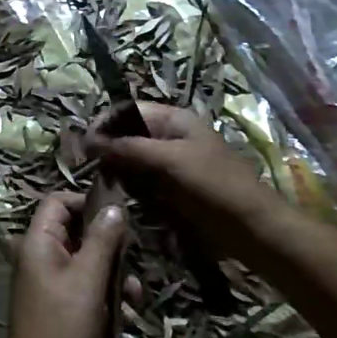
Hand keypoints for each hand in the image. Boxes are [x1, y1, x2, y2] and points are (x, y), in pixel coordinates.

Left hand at [3, 192, 125, 337]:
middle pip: (77, 232)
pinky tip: (126, 316)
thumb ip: (101, 241)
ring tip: (133, 299)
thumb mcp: (88, 282)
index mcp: (36, 243)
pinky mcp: (61, 306)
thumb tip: (114, 206)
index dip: (87, 202)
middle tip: (133, 262)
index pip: (57, 202)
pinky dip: (107, 296)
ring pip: (88, 262)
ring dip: (114, 275)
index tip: (121, 215)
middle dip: (109, 246)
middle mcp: (39, 257)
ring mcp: (49, 283)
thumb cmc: (64, 331)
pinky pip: (87, 288)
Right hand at [86, 102, 277, 253]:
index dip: (104, 123)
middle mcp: (168, 135)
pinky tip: (121, 194)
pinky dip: (128, 184)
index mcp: (173, 119)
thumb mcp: (169, 160)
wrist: (252, 227)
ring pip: (129, 157)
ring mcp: (169, 161)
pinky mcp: (170, 185)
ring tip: (104, 182)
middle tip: (89, 167)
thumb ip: (127, 147)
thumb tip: (89, 141)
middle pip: (126, 132)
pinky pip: (139, 178)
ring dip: (115, 168)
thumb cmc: (214, 185)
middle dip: (107, 147)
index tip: (84, 145)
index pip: (126, 110)